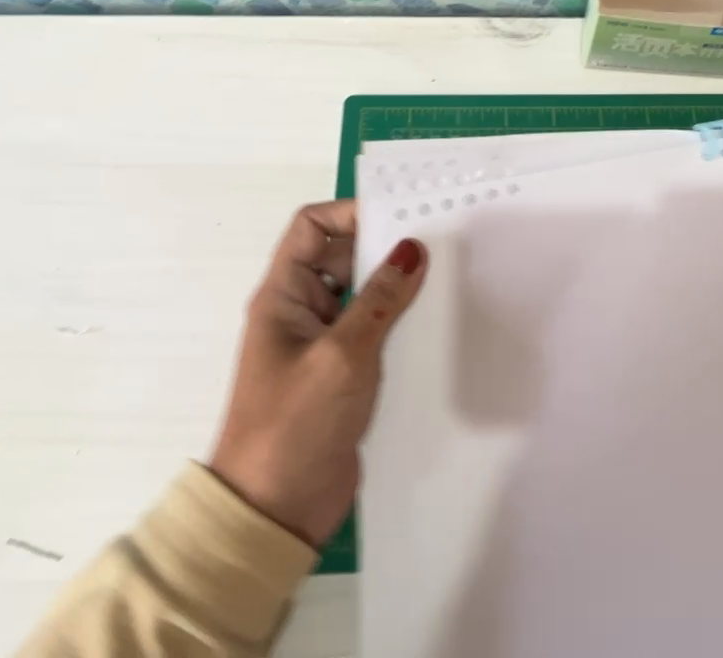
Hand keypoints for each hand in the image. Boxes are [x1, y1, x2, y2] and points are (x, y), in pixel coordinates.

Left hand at [209, 200, 426, 546]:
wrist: (274, 509)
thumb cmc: (296, 423)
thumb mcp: (342, 355)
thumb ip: (380, 301)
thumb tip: (412, 248)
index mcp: (284, 295)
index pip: (310, 228)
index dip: (349, 213)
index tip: (399, 215)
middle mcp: (302, 312)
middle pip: (342, 260)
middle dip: (384, 250)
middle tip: (439, 245)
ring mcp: (323, 346)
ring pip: (363, 298)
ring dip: (397, 291)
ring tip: (447, 280)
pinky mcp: (344, 377)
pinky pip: (374, 335)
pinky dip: (400, 326)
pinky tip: (437, 328)